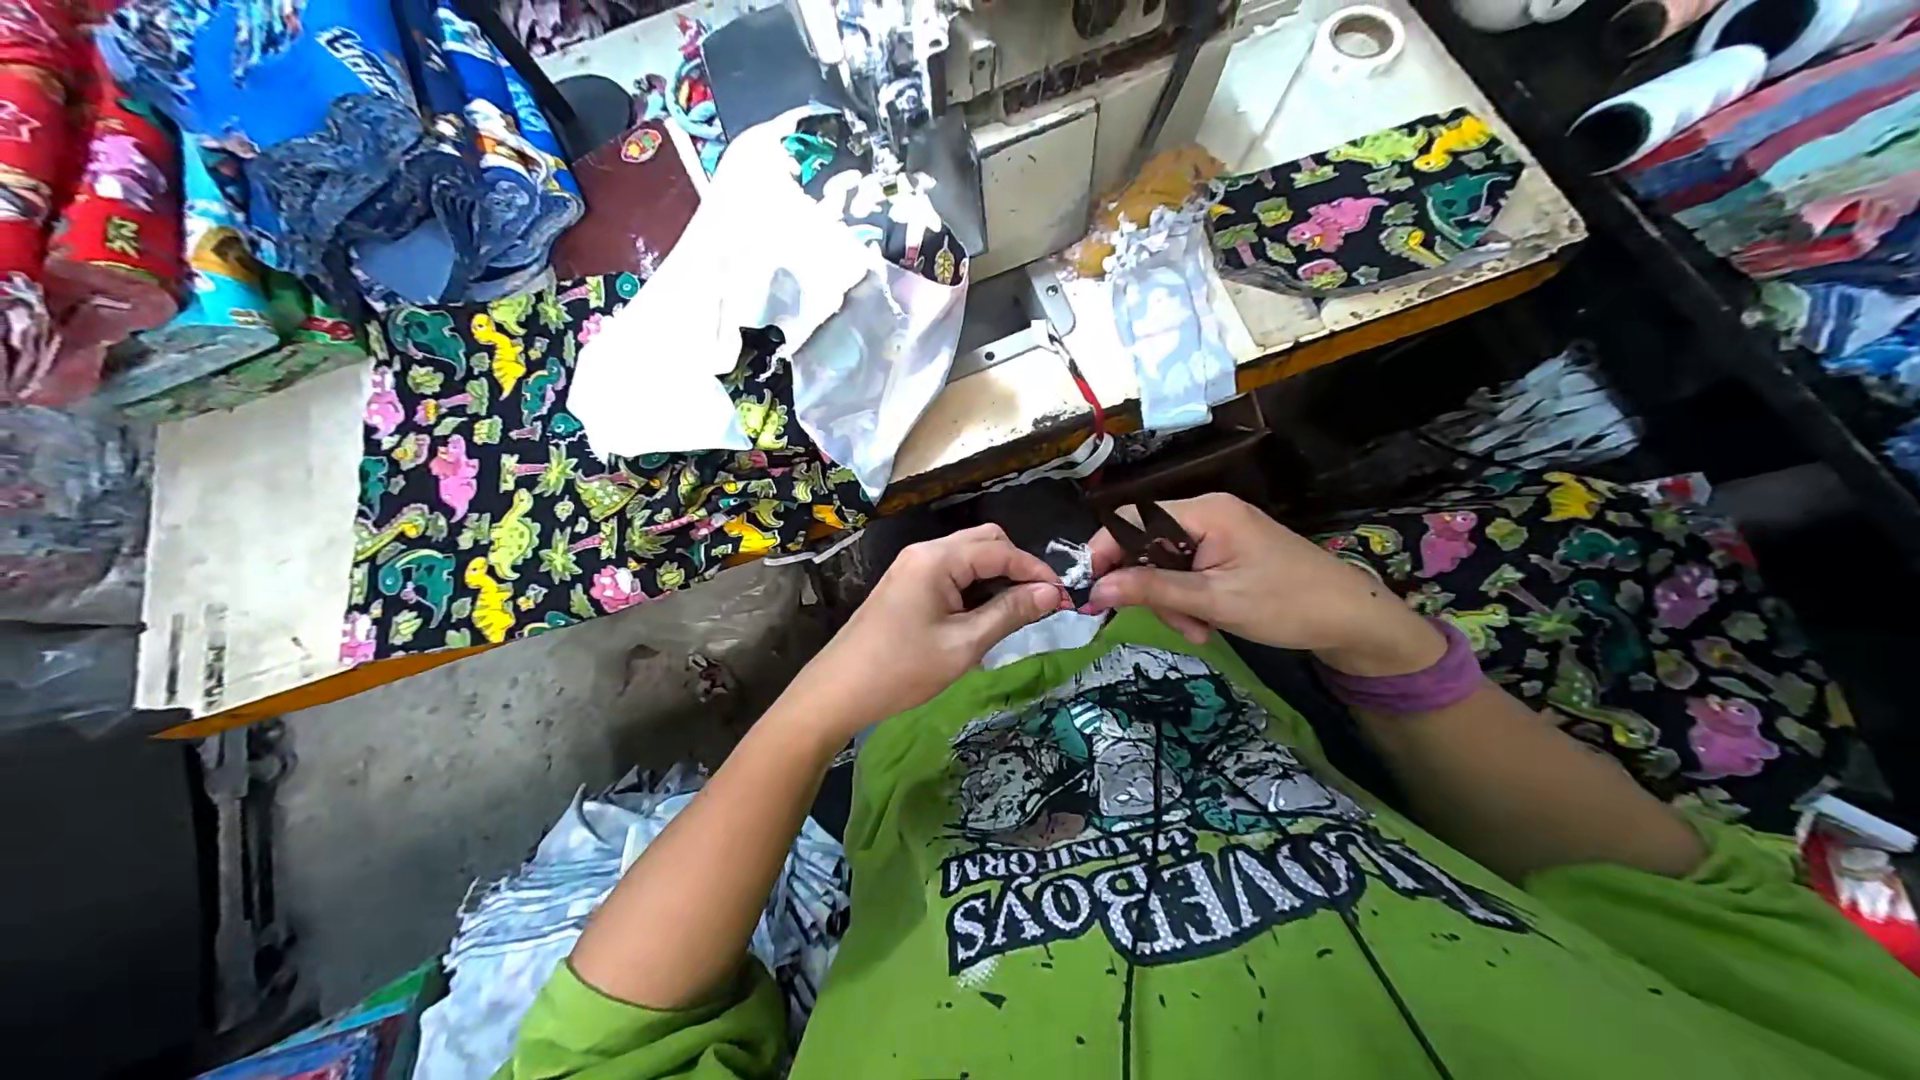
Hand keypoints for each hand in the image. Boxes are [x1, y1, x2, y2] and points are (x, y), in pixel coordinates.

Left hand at [791, 524, 1066, 739]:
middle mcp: (925, 552)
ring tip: (1019, 611)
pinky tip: (987, 613)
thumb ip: (1010, 613)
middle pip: (985, 542)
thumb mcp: (964, 645)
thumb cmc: (902, 669)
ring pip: (969, 556)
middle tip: (1040, 602)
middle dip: (1017, 566)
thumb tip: (1052, 593)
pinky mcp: (908, 583)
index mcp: (937, 559)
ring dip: (997, 577)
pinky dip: (976, 586)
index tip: (1064, 595)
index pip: (1000, 549)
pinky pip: (952, 572)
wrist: (838, 690)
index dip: (1036, 570)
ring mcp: (913, 566)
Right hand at [1085, 494, 1444, 675]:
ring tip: (1199, 630)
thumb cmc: (1287, 605)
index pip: (1132, 519)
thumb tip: (1095, 590)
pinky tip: (1207, 623)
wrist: (1353, 619)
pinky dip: (1188, 598)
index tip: (1089, 589)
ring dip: (1170, 600)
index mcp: (1205, 511)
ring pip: (1164, 562)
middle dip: (1149, 586)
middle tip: (1171, 623)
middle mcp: (1207, 512)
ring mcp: (1218, 531)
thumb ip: (1152, 590)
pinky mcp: (1226, 550)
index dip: (1104, 551)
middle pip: (1146, 543)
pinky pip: (1186, 569)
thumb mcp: (1214, 601)